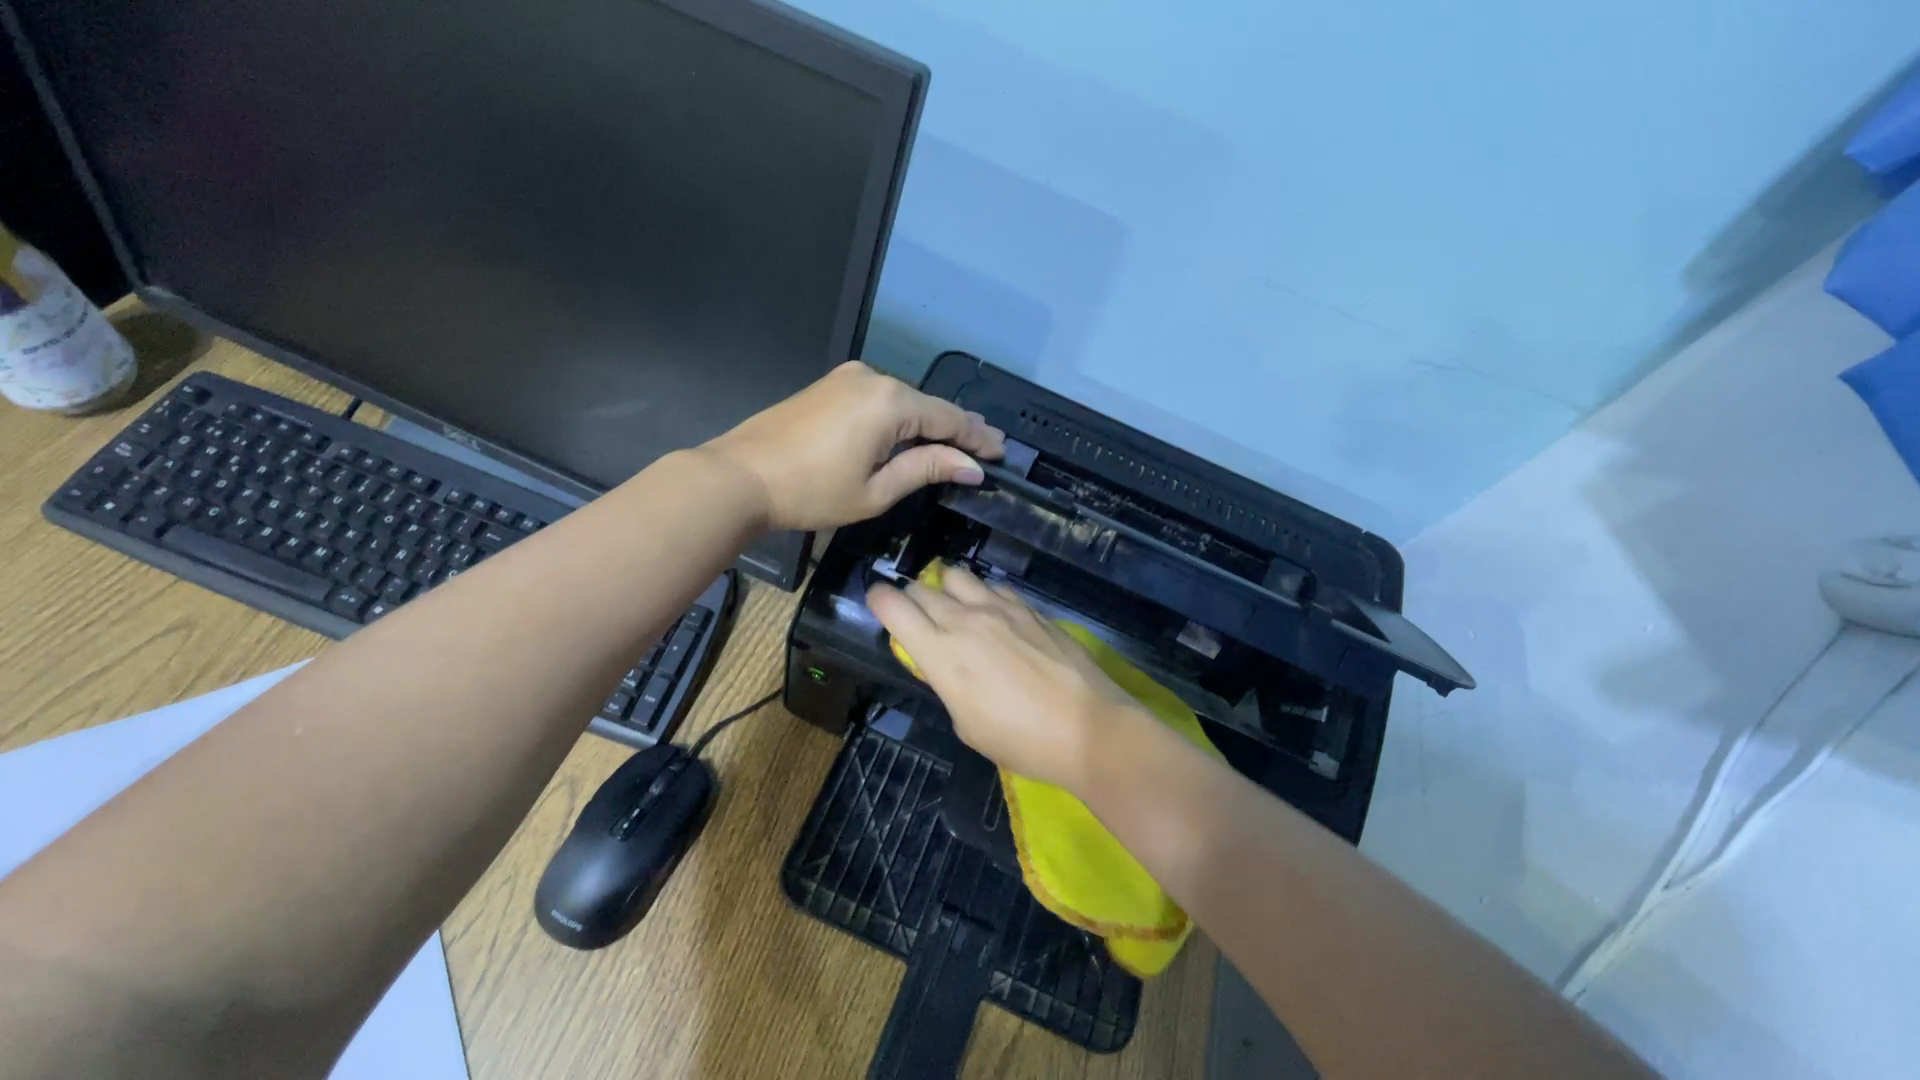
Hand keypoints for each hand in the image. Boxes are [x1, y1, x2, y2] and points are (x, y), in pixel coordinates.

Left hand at [703, 361, 1004, 530]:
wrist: (740, 477)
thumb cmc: (811, 492)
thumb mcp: (876, 489)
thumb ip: (926, 469)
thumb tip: (971, 465)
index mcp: (891, 402)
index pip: (949, 418)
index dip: (978, 437)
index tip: (1003, 452)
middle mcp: (874, 378)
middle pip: (927, 405)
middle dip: (958, 427)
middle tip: (989, 445)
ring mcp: (848, 378)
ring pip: (903, 401)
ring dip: (929, 421)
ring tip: (958, 440)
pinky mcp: (829, 386)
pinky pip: (878, 400)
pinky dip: (900, 417)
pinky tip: (912, 431)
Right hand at [867, 564, 1148, 794]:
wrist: (1088, 728)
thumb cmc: (1021, 741)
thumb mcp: (967, 725)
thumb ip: (948, 686)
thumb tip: (948, 666)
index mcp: (940, 653)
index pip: (892, 606)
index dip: (878, 601)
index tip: (879, 606)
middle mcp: (965, 620)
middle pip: (922, 588)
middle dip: (911, 598)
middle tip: (917, 616)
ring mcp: (1001, 608)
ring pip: (958, 576)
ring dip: (947, 589)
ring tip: (956, 608)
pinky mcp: (1031, 608)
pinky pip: (995, 587)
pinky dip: (984, 596)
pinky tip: (996, 616)